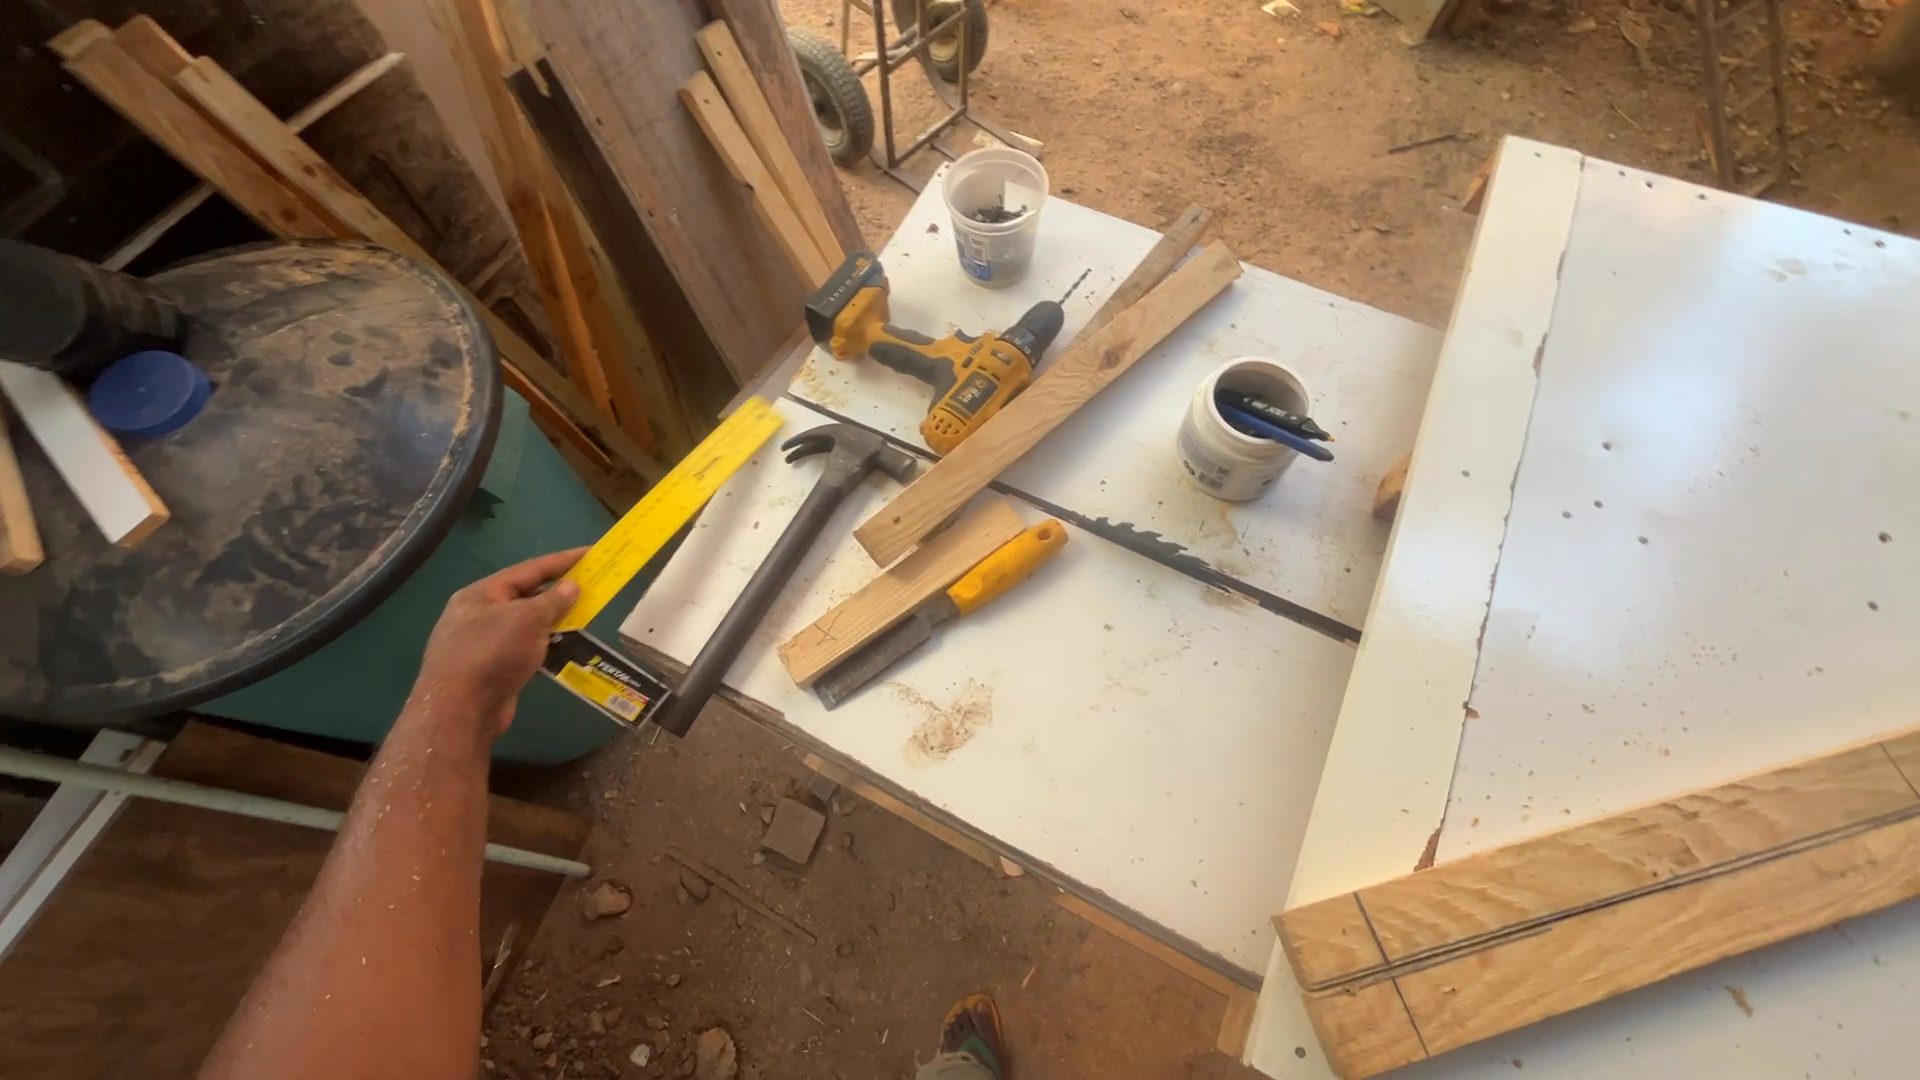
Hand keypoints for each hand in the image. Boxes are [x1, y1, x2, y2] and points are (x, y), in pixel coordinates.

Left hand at [408, 548, 586, 745]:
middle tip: (591, 587)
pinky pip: (526, 648)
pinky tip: (565, 649)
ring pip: (528, 624)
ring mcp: (484, 642)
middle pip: (527, 595)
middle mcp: (479, 614)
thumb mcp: (528, 619)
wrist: (461, 709)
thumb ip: (554, 600)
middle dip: (559, 592)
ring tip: (584, 618)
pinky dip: (547, 645)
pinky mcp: (492, 667)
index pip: (529, 569)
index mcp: (482, 594)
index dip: (563, 560)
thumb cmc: (492, 653)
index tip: (591, 552)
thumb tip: (573, 586)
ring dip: (555, 622)